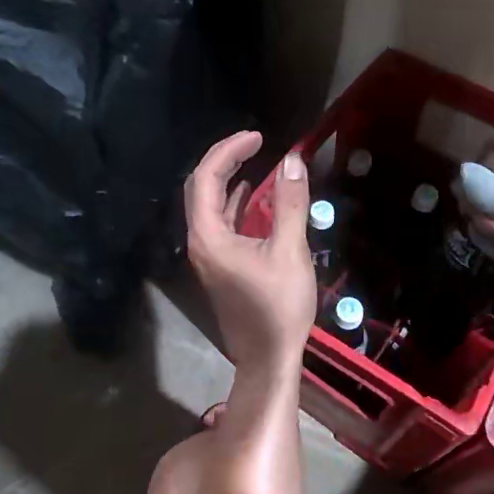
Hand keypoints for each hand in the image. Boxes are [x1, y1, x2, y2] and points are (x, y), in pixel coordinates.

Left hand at [184, 131, 316, 372]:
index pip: (207, 178)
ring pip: (209, 206)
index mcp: (208, 235)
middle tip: (254, 143)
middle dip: (224, 160)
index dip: (229, 151)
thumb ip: (289, 203)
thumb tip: (292, 160)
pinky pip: (220, 223)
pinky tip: (253, 197)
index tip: (258, 137)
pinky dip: (234, 204)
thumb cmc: (278, 307)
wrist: (266, 356)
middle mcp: (200, 241)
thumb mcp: (289, 250)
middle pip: (201, 188)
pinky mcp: (219, 265)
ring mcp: (207, 255)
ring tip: (255, 161)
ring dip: (228, 181)